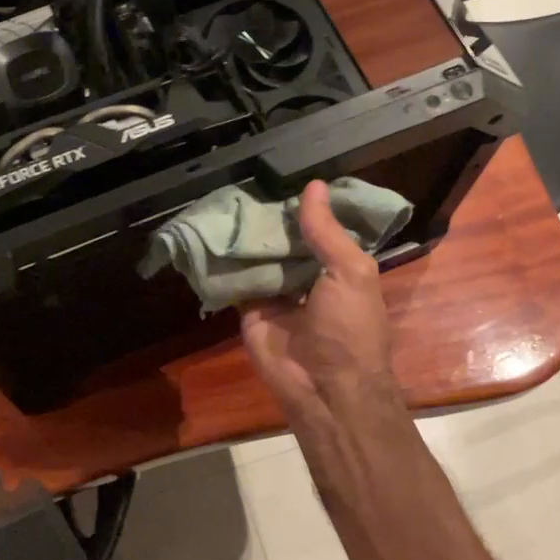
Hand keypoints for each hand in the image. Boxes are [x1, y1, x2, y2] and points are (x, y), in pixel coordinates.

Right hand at [239, 180, 399, 423]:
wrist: (325, 389)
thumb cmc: (350, 329)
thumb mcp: (351, 272)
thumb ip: (328, 232)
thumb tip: (313, 186)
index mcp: (338, 266)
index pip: (319, 227)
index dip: (306, 204)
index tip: (284, 171)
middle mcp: (305, 276)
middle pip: (284, 239)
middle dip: (268, 216)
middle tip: (244, 180)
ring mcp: (275, 293)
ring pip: (257, 256)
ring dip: (244, 234)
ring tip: (222, 197)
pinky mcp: (248, 310)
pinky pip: (234, 281)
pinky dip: (222, 262)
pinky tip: (208, 232)